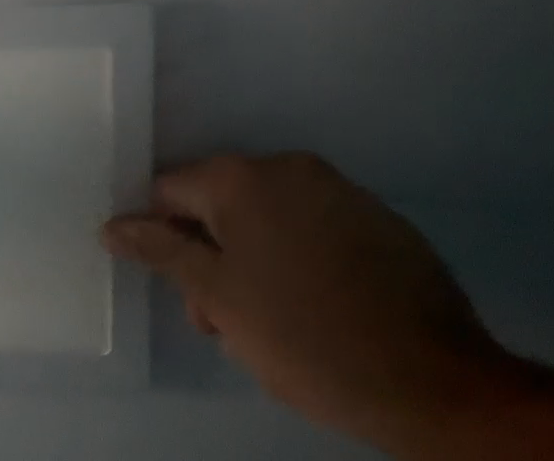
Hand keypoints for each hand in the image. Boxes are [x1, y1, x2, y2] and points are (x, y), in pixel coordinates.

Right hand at [104, 153, 505, 448]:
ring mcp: (342, 191)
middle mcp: (288, 167)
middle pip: (219, 204)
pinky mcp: (383, 223)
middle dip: (210, 256)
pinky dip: (301, 259)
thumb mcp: (217, 298)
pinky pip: (316, 229)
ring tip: (270, 321)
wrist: (441, 386)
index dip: (161, 238)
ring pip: (269, 218)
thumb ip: (160, 253)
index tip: (179, 288)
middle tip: (220, 318)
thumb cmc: (306, 336)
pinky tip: (318, 308)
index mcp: (240, 178)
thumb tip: (112, 226)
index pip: (168, 191)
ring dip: (254, 260)